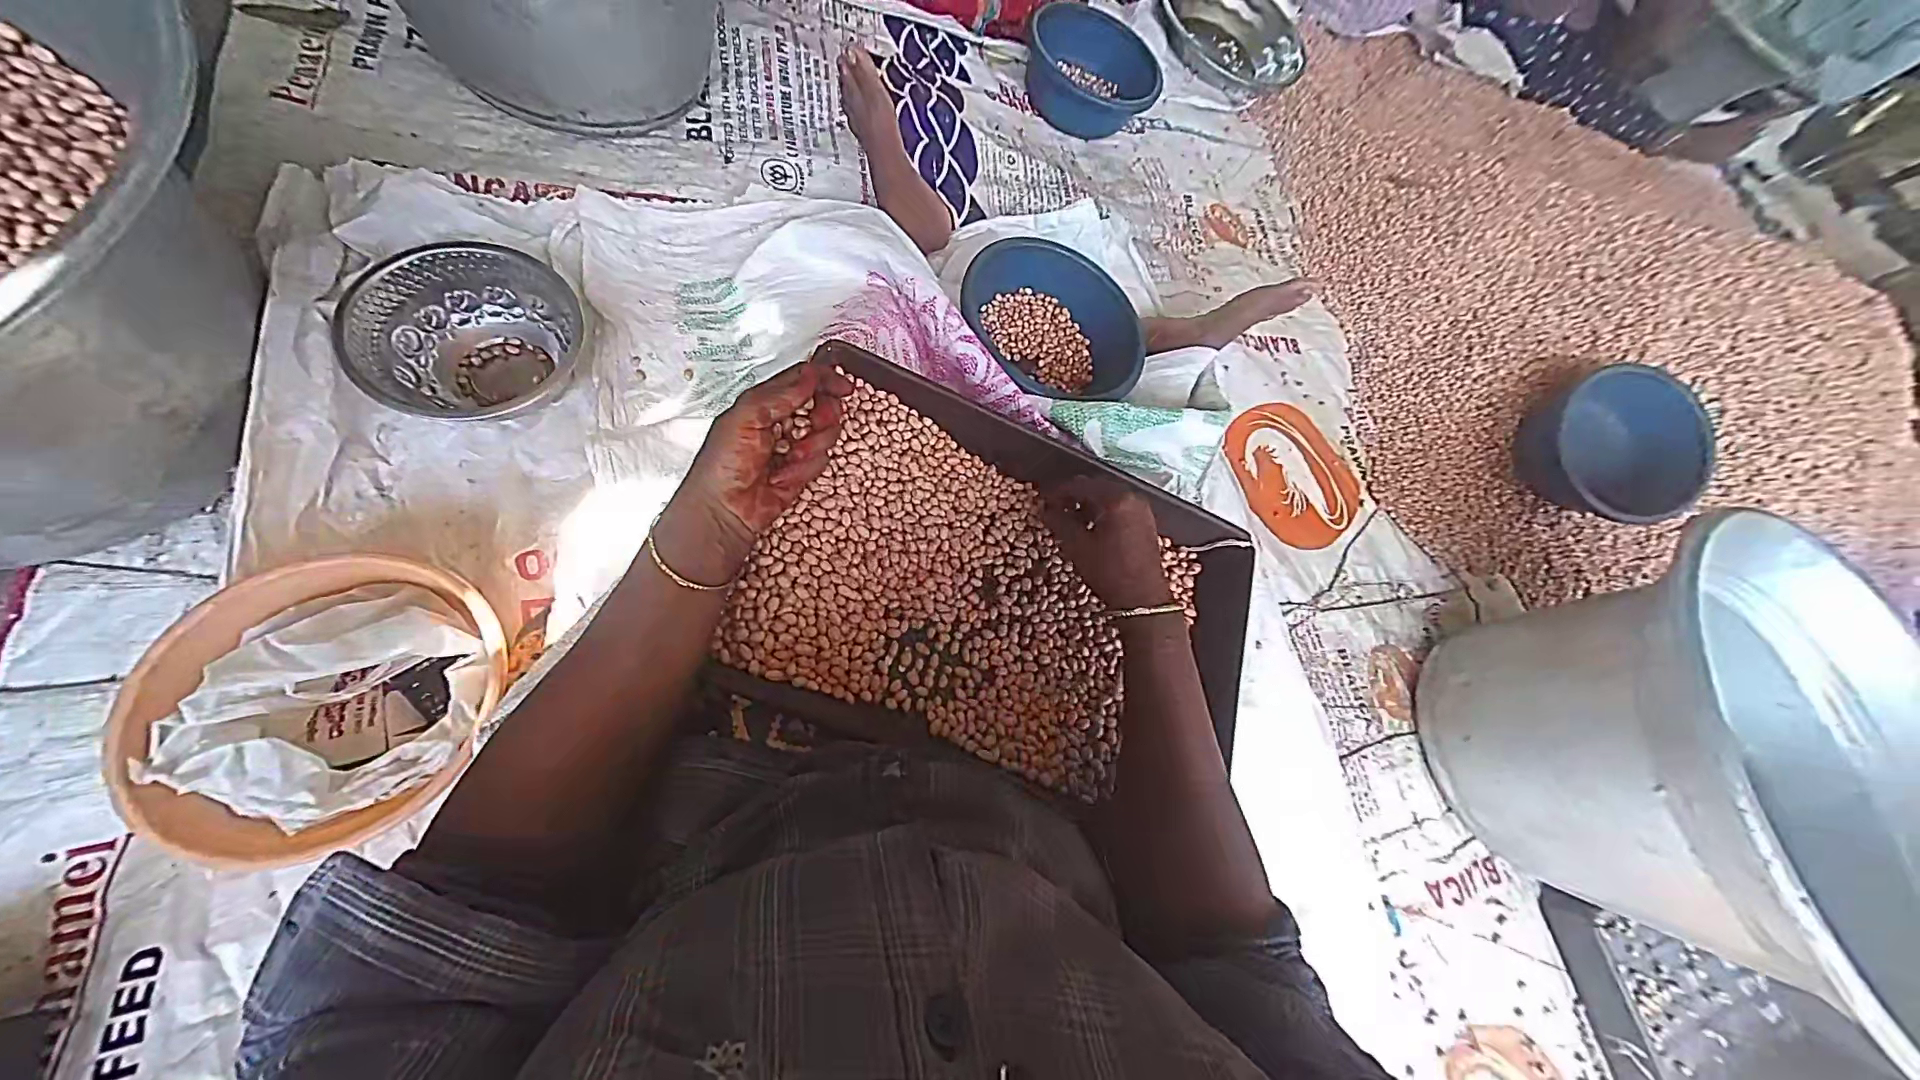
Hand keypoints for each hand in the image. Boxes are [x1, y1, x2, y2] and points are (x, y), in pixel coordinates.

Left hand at [654, 357, 854, 584]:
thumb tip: (809, 376)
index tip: (843, 386)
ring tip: (790, 456)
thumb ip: (779, 395)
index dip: (825, 379)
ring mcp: (794, 445)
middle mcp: (782, 421)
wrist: (724, 508)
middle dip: (824, 414)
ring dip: (812, 445)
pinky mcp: (802, 469)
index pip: (802, 379)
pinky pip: (822, 460)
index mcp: (765, 401)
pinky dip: (805, 469)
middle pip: (823, 404)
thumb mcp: (745, 417)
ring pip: (827, 433)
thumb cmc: (721, 465)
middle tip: (816, 422)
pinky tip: (782, 475)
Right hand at [1040, 477, 1171, 609]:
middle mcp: (1132, 498)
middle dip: (1073, 496)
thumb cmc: (1109, 572)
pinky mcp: (1145, 522)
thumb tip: (1045, 510)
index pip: (1081, 485)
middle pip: (1096, 487)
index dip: (1058, 492)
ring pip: (1108, 497)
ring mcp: (1142, 510)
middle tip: (1054, 508)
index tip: (1043, 500)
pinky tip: (1090, 526)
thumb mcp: (1078, 546)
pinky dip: (1103, 511)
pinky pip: (1120, 507)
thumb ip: (1060, 522)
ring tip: (1070, 518)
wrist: (1142, 598)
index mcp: (1116, 500)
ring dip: (1088, 503)